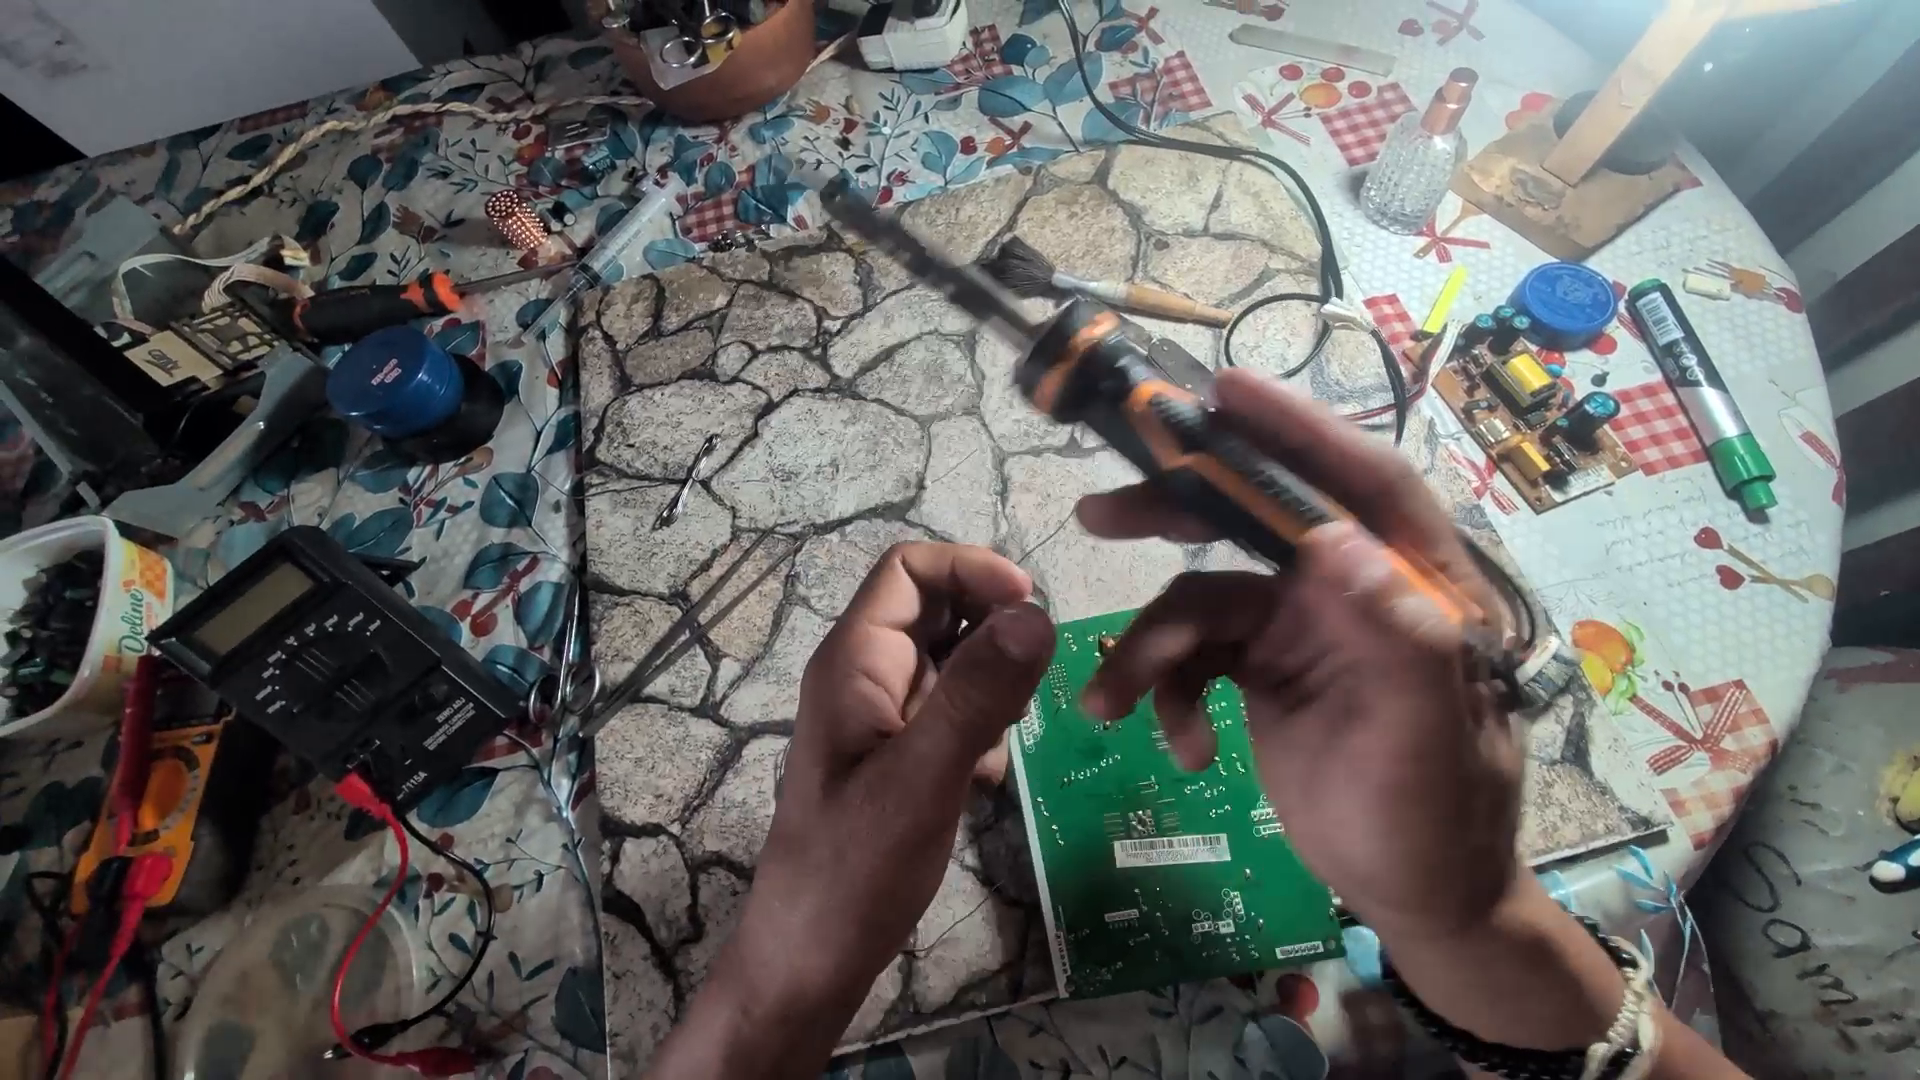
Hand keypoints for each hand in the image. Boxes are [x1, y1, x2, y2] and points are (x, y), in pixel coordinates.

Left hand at [648, 544, 1054, 1078]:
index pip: (909, 568)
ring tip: (999, 741)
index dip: (972, 569)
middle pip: (936, 608)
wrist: (813, 958)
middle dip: (990, 633)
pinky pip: (952, 707)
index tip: (1031, 605)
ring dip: (990, 685)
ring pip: (952, 659)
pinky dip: (981, 725)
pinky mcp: (899, 748)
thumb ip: (978, 693)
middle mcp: (866, 671)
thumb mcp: (924, 775)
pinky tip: (983, 777)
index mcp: (855, 658)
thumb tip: (1036, 612)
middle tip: (1027, 684)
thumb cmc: (856, 866)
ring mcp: (881, 711)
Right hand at [1075, 369, 1520, 944]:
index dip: (1293, 430)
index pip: (1357, 483)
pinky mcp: (1260, 662)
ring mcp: (1298, 624)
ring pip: (1199, 600)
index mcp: (1409, 583)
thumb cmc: (1432, 818)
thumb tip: (1333, 542)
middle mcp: (1348, 587)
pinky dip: (1170, 694)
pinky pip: (1193, 654)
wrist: (1410, 891)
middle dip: (1173, 514)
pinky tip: (1187, 750)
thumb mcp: (1425, 742)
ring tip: (1107, 704)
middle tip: (1098, 515)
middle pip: (1254, 520)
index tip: (1222, 391)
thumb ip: (1400, 640)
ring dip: (1148, 650)